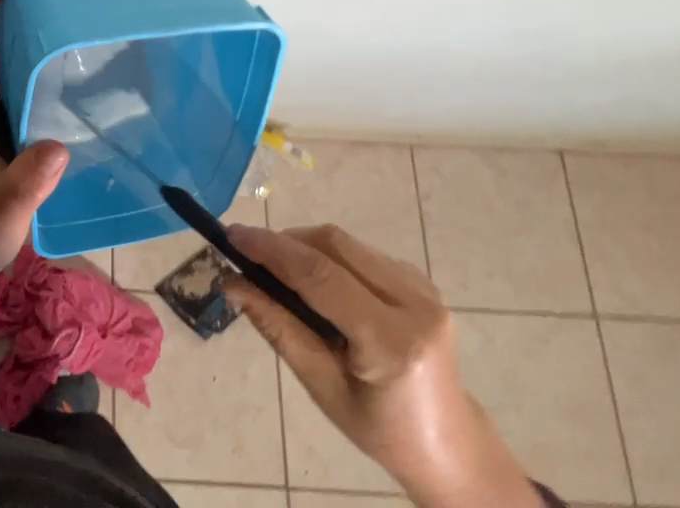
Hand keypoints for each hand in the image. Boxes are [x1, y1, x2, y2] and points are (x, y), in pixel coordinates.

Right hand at [223, 225, 537, 506]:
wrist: (447, 443)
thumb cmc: (378, 427)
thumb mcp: (320, 385)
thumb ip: (278, 327)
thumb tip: (232, 284)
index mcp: (393, 343)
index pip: (322, 277)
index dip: (273, 250)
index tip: (232, 236)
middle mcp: (416, 305)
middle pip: (335, 245)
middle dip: (284, 241)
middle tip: (245, 252)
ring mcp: (424, 289)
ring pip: (347, 243)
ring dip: (303, 246)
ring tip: (273, 269)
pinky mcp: (422, 282)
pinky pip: (362, 253)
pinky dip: (327, 256)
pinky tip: (312, 281)